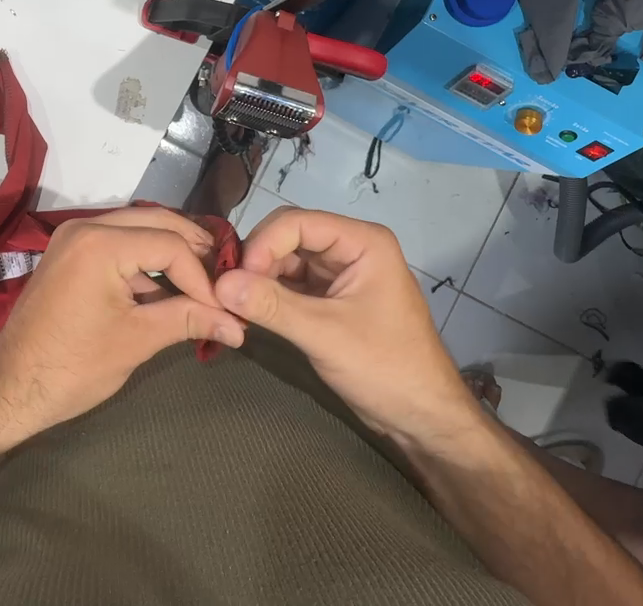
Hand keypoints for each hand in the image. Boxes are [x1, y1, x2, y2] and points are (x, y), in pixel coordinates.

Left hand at [0, 208, 245, 448]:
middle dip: (193, 252)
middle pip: (157, 223)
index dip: (202, 277)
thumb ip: (189, 320)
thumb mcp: (138, 340)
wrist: (11, 388)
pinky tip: (168, 292)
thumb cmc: (73, 367)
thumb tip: (238, 324)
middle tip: (223, 284)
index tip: (223, 310)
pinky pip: (118, 244)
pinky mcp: (70, 253)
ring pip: (138, 230)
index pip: (171, 244)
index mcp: (100, 243)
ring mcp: (74, 237)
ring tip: (202, 289)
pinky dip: (145, 263)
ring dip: (171, 255)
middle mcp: (86, 226)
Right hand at [213, 207, 484, 447]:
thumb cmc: (386, 369)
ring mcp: (339, 273)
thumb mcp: (325, 335)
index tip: (236, 279)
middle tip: (228, 291)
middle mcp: (350, 248)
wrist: (423, 420)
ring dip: (258, 278)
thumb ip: (272, 306)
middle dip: (256, 260)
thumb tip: (220, 284)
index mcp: (362, 242)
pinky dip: (268, 295)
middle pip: (287, 236)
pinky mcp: (329, 298)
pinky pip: (290, 284)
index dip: (262, 244)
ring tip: (232, 302)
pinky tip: (247, 311)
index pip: (296, 222)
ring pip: (284, 260)